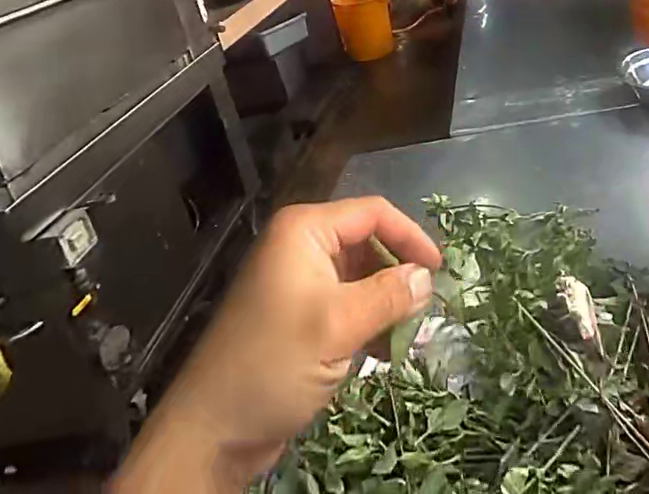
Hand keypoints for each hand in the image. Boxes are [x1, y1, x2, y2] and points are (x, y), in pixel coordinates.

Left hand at [113, 198, 441, 493]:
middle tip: (425, 308)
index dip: (410, 236)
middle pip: (368, 243)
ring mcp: (300, 281)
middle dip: (398, 274)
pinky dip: (370, 322)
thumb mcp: (337, 325)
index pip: (372, 213)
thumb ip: (389, 295)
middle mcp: (303, 246)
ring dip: (387, 303)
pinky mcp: (300, 315)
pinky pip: (348, 304)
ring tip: (406, 336)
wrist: (209, 434)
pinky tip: (384, 352)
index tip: (438, 269)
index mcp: (305, 230)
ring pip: (361, 277)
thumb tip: (427, 277)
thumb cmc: (272, 363)